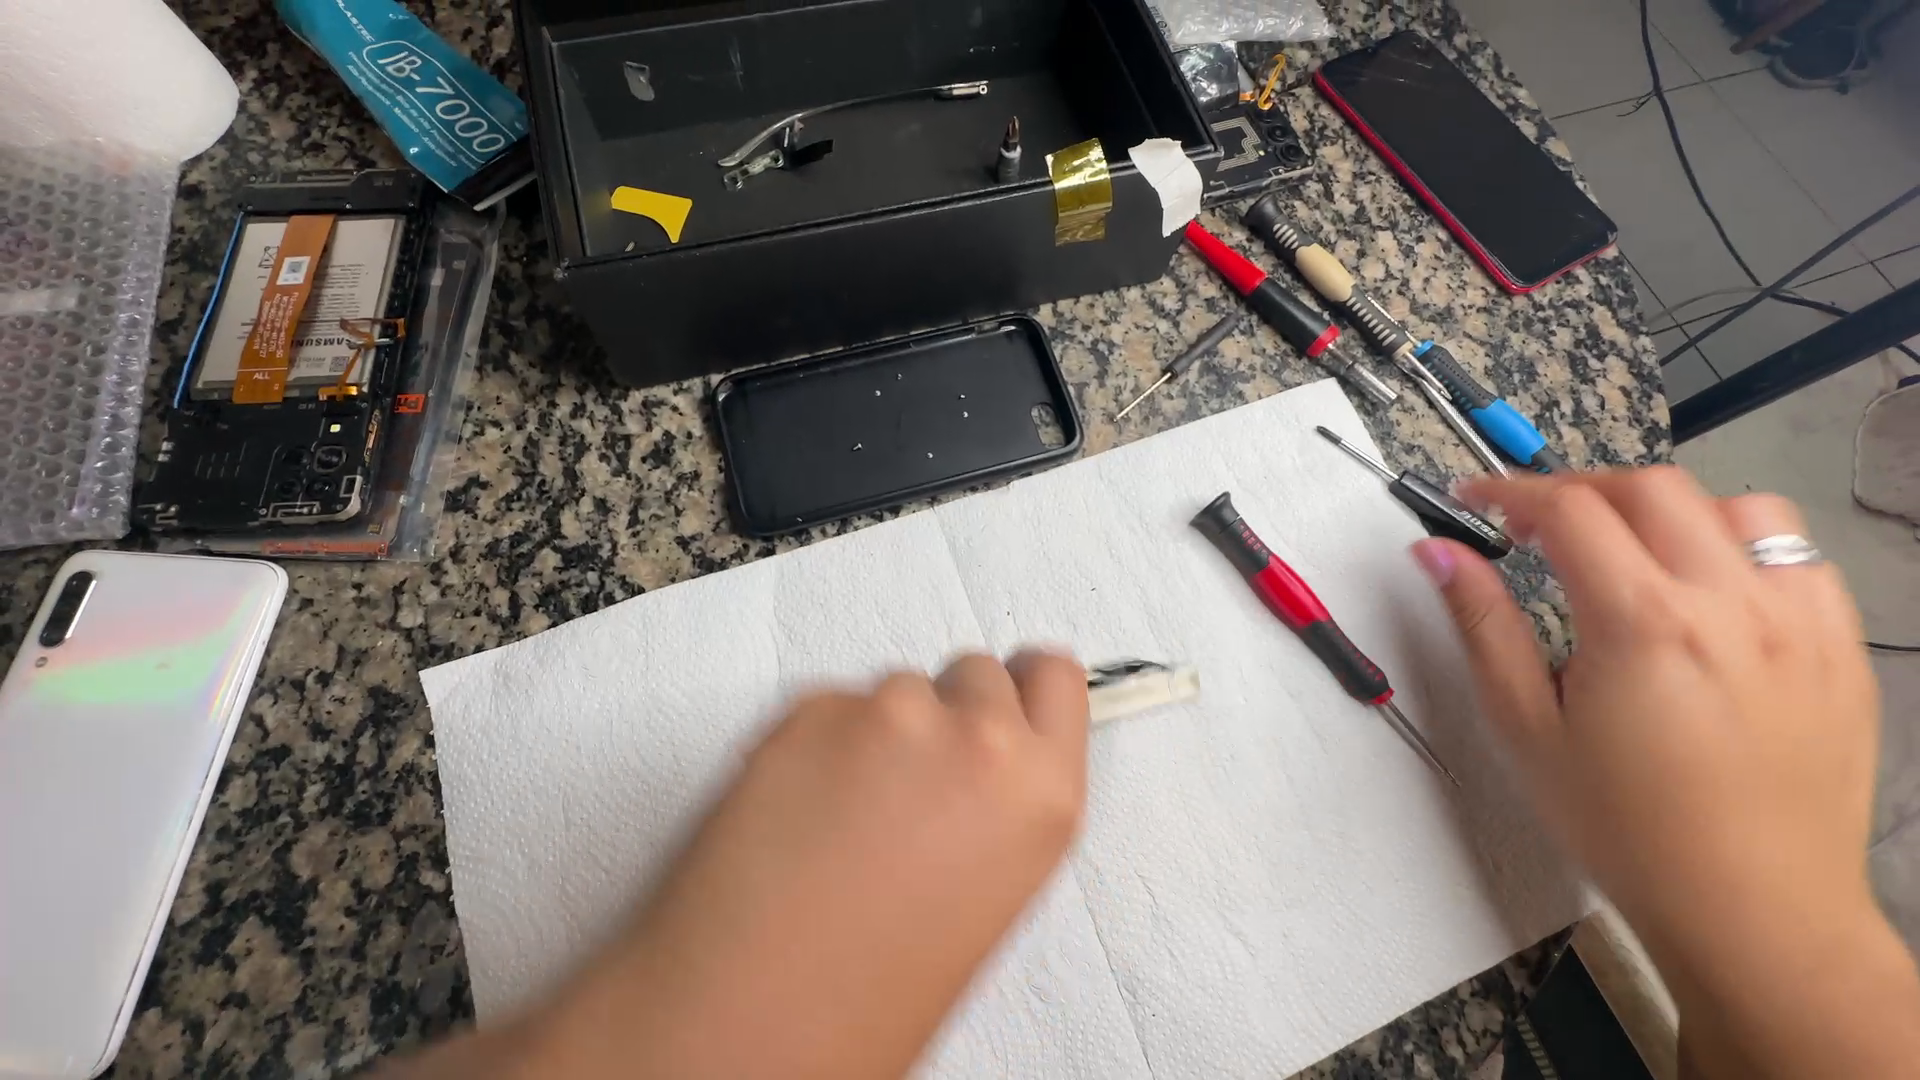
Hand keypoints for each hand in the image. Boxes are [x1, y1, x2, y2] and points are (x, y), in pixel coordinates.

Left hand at [523, 650, 1089, 1079]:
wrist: (743, 1023)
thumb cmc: (862, 1001)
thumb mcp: (987, 898)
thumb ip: (999, 804)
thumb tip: (978, 761)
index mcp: (1039, 797)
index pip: (1053, 675)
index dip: (1021, 687)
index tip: (999, 697)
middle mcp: (975, 740)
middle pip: (973, 670)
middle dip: (947, 710)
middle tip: (910, 774)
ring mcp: (888, 714)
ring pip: (897, 687)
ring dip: (877, 730)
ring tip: (842, 813)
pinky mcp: (807, 707)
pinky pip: (829, 702)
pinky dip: (817, 740)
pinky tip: (798, 807)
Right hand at [1411, 467, 1915, 1077]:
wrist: (1752, 905)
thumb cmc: (1617, 819)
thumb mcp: (1522, 721)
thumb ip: (1480, 621)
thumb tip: (1436, 551)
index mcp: (1644, 624)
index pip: (1570, 511)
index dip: (1509, 491)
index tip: (1473, 498)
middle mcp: (1734, 605)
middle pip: (1651, 489)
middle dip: (1577, 488)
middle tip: (1531, 521)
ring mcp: (1803, 623)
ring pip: (1737, 507)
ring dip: (1664, 508)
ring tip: (1622, 548)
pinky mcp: (1843, 650)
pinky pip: (1796, 557)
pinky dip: (1735, 545)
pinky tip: (1699, 589)